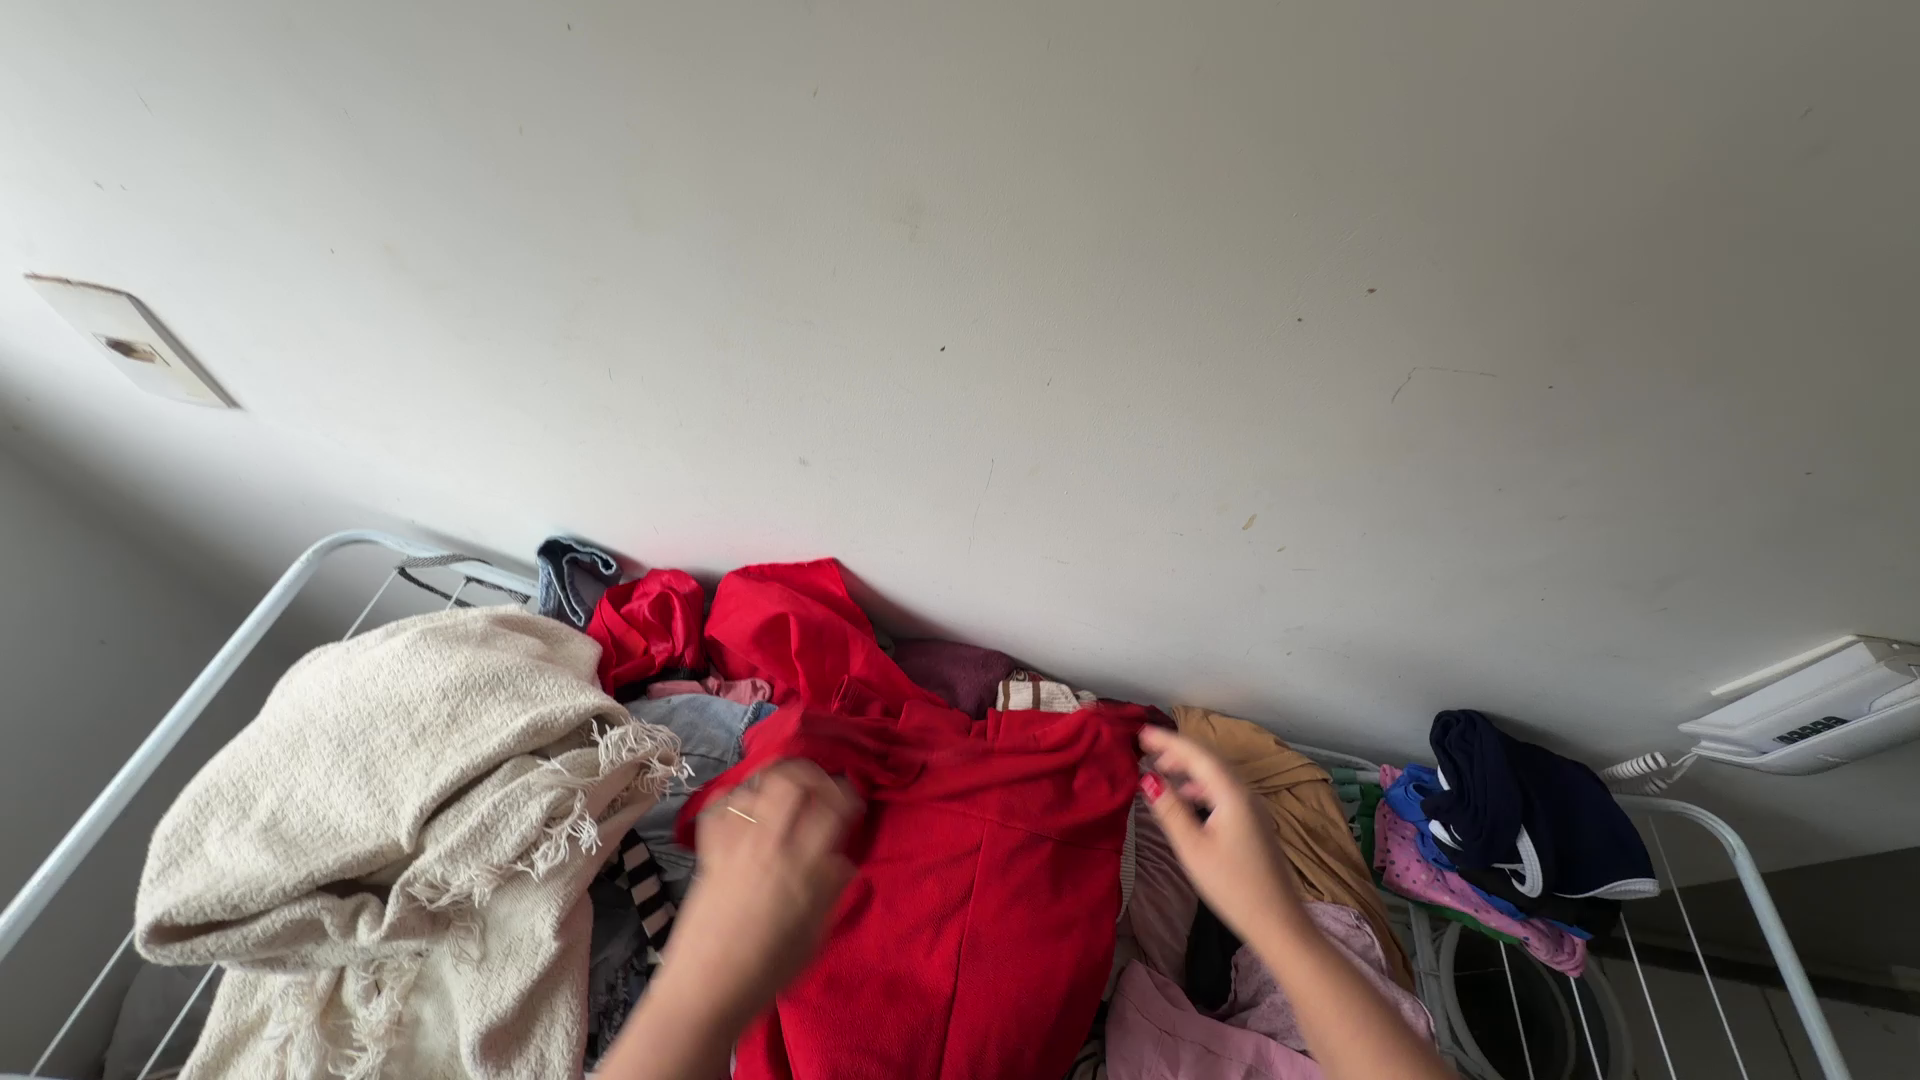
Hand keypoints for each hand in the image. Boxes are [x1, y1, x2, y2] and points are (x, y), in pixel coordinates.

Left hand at [654, 759, 862, 1027]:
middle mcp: (770, 845)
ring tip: (786, 791)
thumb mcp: (816, 934)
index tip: (853, 801)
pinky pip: (718, 808)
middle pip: (792, 782)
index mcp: (804, 866)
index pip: (833, 808)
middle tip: (822, 787)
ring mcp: (735, 845)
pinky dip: (733, 799)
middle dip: (813, 774)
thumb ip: (830, 889)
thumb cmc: (768, 971)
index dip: (848, 795)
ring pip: (755, 786)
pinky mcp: (708, 853)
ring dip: (775, 780)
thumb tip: (840, 860)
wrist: (706, 991)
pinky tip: (745, 808)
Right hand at [1137, 726, 1304, 940]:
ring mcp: (1253, 808)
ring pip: (1216, 775)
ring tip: (1162, 773)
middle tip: (1147, 751)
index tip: (1141, 733)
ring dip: (1188, 769)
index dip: (1168, 740)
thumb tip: (1148, 778)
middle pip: (1209, 760)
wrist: (1278, 923)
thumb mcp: (1192, 847)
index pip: (1196, 754)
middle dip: (1177, 751)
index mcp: (1231, 794)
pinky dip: (1200, 786)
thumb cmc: (1231, 885)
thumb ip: (1170, 810)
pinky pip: (1223, 791)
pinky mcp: (1253, 823)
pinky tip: (1187, 799)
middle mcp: (1245, 793)